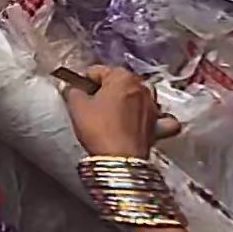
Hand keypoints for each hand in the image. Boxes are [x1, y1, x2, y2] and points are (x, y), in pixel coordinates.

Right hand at [61, 65, 181, 155]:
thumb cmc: (98, 128)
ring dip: (130, 102)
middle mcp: (142, 87)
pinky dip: (155, 119)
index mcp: (122, 76)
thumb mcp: (77, 106)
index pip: (97, 71)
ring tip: (114, 115)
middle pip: (120, 83)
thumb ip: (73, 91)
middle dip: (107, 90)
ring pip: (140, 97)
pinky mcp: (159, 126)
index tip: (77, 92)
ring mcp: (154, 106)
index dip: (84, 81)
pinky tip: (146, 122)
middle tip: (92, 105)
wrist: (120, 160)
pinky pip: (161, 118)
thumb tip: (72, 88)